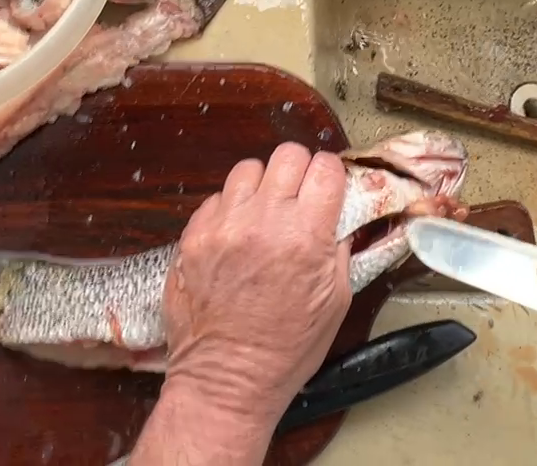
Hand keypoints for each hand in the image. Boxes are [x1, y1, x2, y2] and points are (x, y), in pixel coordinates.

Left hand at [130, 144, 351, 465]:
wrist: (225, 381)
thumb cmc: (288, 348)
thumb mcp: (337, 299)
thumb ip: (341, 246)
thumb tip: (342, 212)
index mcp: (306, 235)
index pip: (325, 167)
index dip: (330, 174)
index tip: (328, 187)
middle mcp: (265, 220)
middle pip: (288, 155)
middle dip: (299, 172)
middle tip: (297, 197)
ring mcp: (225, 224)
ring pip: (249, 168)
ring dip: (262, 186)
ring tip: (263, 214)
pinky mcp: (194, 234)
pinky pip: (217, 197)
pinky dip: (230, 209)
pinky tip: (235, 236)